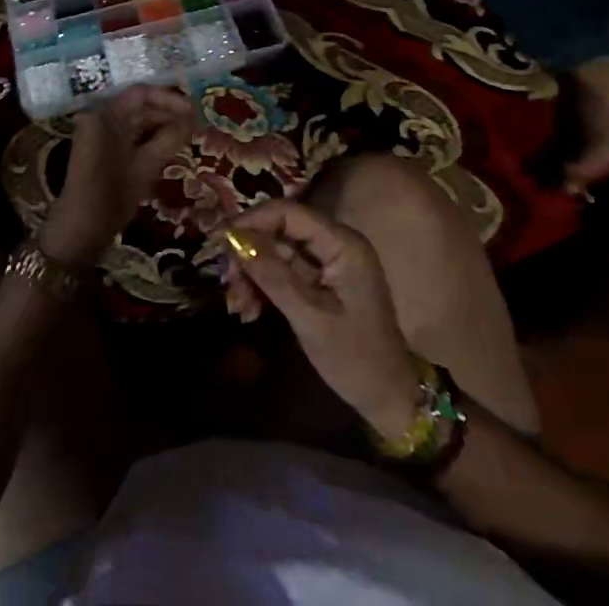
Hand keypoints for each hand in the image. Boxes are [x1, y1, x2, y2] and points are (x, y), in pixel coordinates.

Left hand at [40, 85, 195, 267]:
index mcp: (104, 114)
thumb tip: (192, 119)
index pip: (141, 93)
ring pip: (137, 122)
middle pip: (139, 106)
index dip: (170, 99)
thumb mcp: (146, 165)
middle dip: (169, 114)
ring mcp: (100, 134)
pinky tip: (173, 148)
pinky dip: (150, 140)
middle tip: (199, 125)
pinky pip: (130, 136)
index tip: (195, 111)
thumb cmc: (112, 193)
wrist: (82, 227)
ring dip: (162, 127)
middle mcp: (99, 117)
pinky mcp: (103, 149)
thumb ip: (169, 138)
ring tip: (191, 137)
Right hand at [219, 201, 421, 433]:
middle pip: (277, 231)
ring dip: (250, 276)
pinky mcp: (316, 281)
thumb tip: (233, 240)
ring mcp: (325, 263)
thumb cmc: (355, 356)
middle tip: (227, 282)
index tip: (220, 242)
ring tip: (237, 307)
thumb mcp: (310, 317)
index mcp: (343, 245)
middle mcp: (334, 245)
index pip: (288, 212)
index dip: (251, 221)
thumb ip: (272, 275)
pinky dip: (260, 288)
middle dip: (248, 254)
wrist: (387, 396)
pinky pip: (278, 272)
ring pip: (272, 252)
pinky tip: (248, 311)